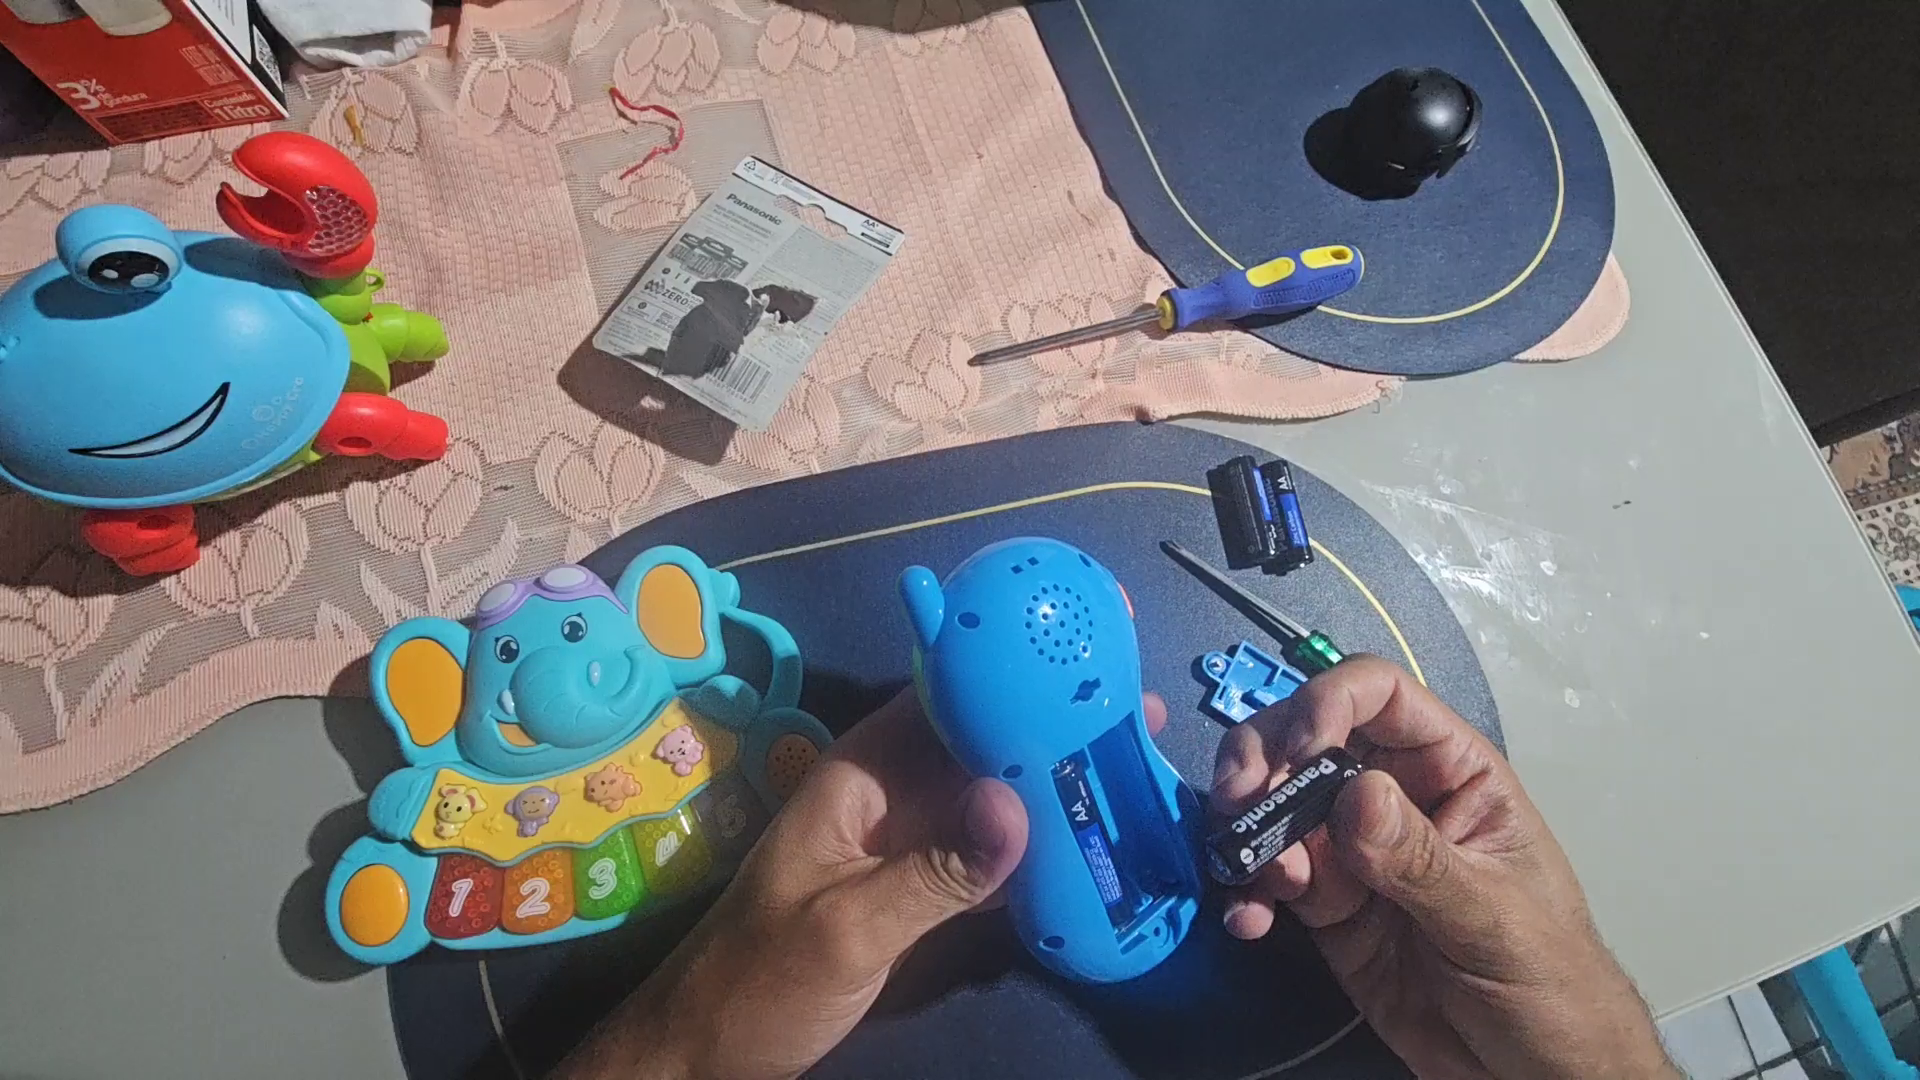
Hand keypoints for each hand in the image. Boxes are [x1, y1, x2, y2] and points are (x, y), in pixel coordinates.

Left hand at [555, 691, 1164, 1079]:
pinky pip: (995, 849)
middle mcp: (900, 786)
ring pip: (998, 792)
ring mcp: (919, 833)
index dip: (1008, 668)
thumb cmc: (762, 975)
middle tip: (1139, 710)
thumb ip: (932, 873)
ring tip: (1136, 762)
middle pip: (985, 739)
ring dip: (1057, 780)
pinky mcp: (932, 878)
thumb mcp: (845, 926)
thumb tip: (1018, 806)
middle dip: (1054, 723)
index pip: (944, 694)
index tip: (1077, 654)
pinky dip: (1041, 844)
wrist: (719, 1045)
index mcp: (869, 768)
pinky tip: (1096, 840)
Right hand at [1211, 656, 1677, 1079]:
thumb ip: (1422, 860)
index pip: (1378, 694)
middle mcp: (1384, 789)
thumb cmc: (1551, 988)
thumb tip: (1356, 792)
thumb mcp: (1497, 922)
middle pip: (1302, 733)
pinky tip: (1249, 917)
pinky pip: (1264, 865)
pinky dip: (1244, 885)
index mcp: (1445, 769)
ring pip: (1270, 794)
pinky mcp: (1316, 890)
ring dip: (1244, 823)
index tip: (1299, 751)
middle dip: (1260, 758)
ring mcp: (1344, 839)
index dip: (1330, 701)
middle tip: (1237, 802)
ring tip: (1246, 872)